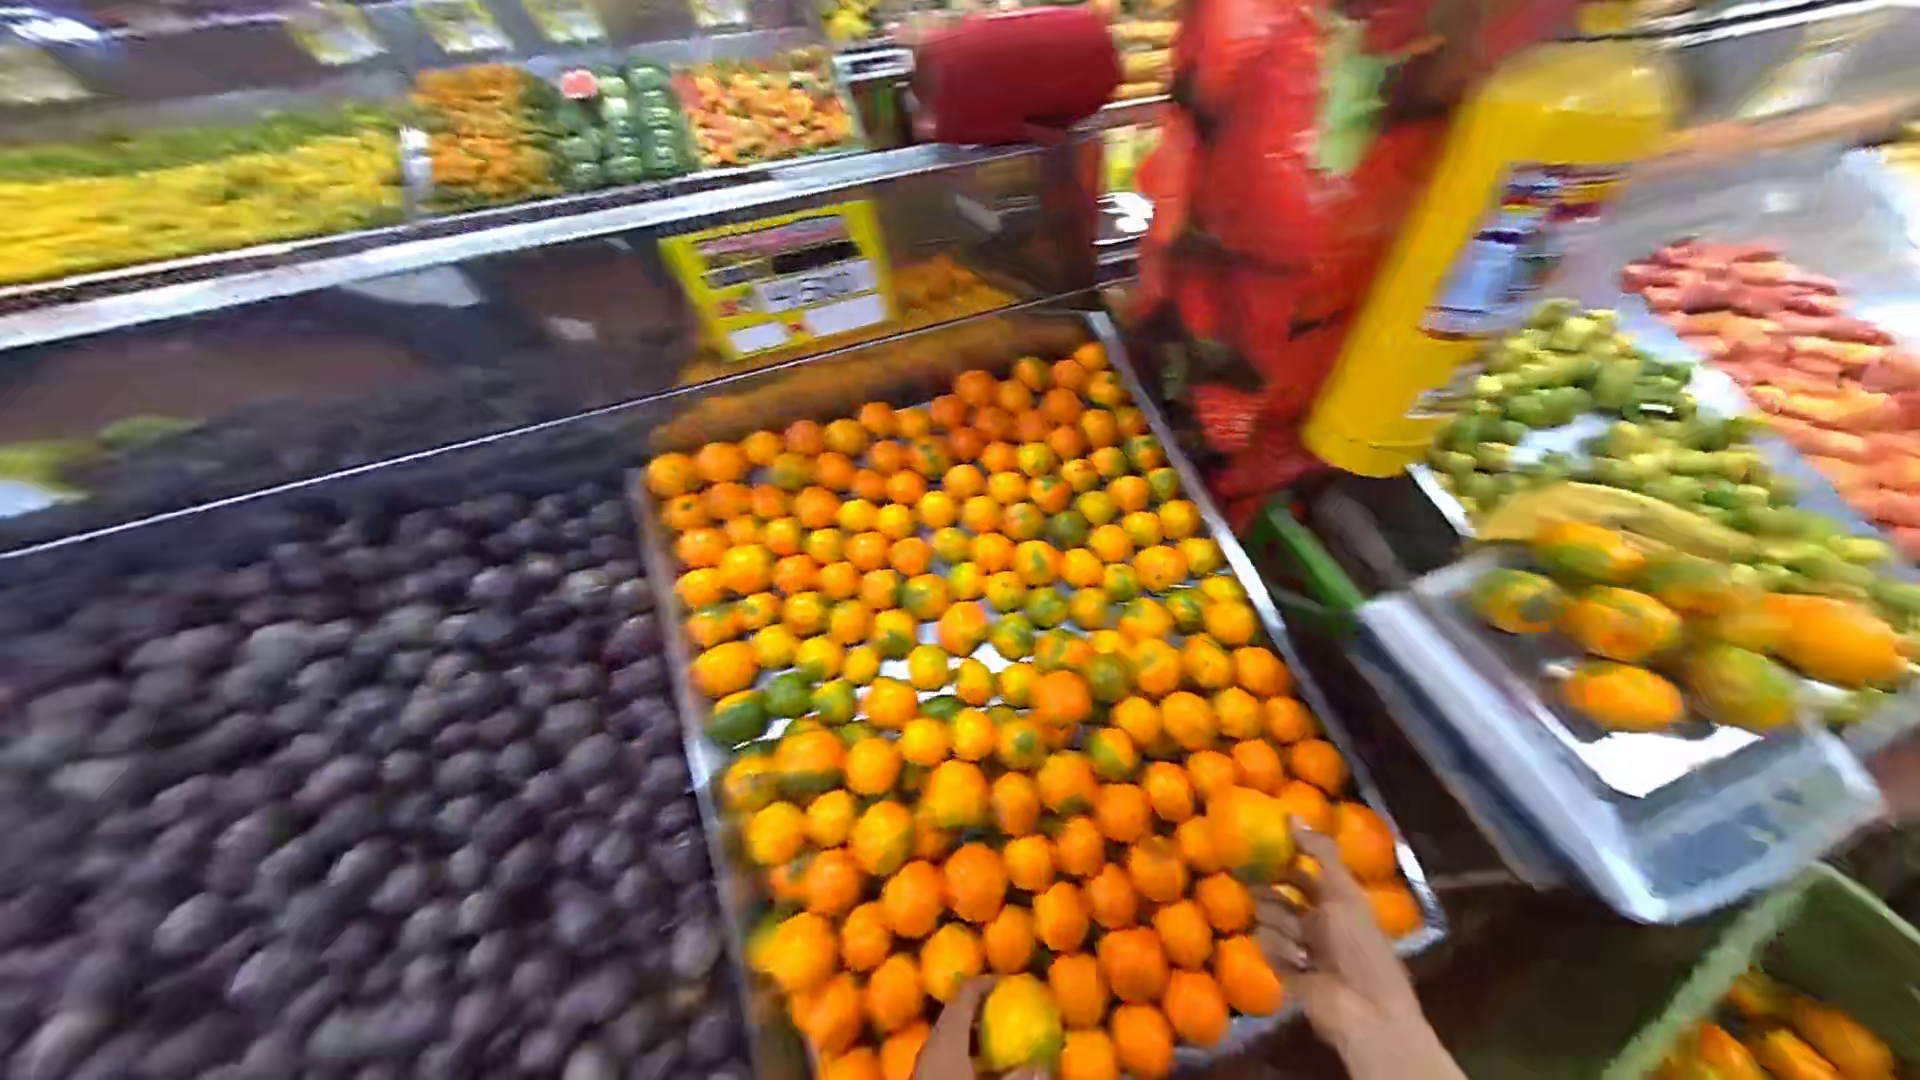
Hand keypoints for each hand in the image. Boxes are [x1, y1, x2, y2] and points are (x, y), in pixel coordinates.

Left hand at [912, 976, 1050, 1079]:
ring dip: (976, 1035)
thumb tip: (1046, 1064)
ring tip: (1004, 1043)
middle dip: (984, 1008)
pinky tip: (985, 1073)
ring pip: (952, 1037)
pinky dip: (968, 1057)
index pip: (966, 992)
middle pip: (958, 1011)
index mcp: (946, 1038)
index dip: (989, 983)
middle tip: (1012, 1011)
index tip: (1013, 985)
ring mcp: (925, 1067)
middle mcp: (932, 1045)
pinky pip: (948, 1058)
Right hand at [1252, 824, 1463, 1079]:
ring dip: (1280, 924)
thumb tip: (1292, 814)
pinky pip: (1265, 943)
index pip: (1301, 873)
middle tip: (1249, 877)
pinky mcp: (1282, 968)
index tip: (1259, 843)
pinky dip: (1279, 949)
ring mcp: (1297, 946)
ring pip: (1268, 916)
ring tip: (1297, 939)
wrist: (1366, 1014)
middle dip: (1268, 888)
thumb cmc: (1361, 948)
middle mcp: (1313, 921)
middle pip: (1278, 893)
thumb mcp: (1344, 893)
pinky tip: (1297, 960)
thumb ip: (1320, 853)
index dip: (1284, 859)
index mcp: (1334, 903)